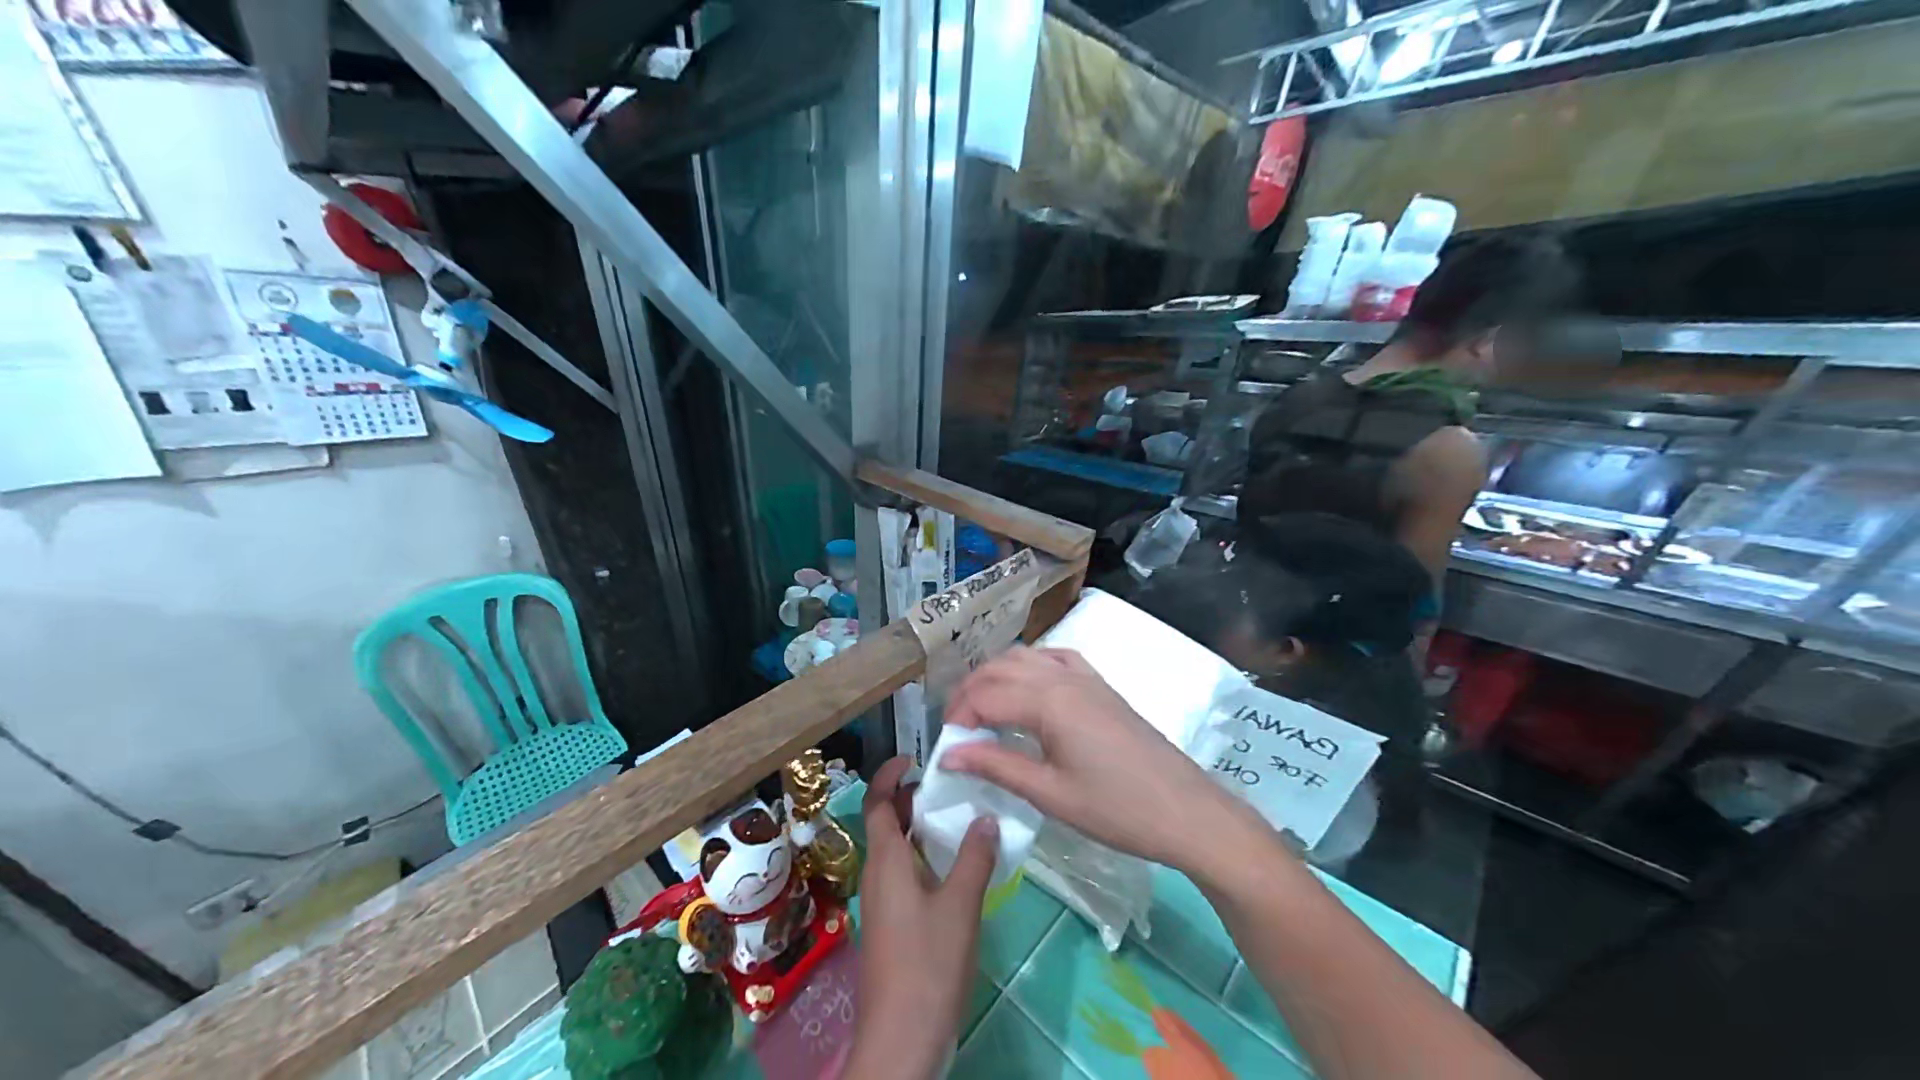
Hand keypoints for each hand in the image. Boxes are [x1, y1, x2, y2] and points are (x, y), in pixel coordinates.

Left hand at [843, 757, 997, 1079]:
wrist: (902, 1037)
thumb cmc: (928, 963)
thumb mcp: (960, 905)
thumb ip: (974, 857)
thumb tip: (985, 816)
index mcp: (886, 860)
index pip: (875, 802)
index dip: (888, 775)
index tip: (914, 757)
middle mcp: (879, 874)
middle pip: (886, 822)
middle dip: (912, 798)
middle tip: (950, 784)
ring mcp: (884, 901)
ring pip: (898, 849)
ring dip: (922, 827)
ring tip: (961, 816)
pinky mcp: (894, 924)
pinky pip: (906, 873)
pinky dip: (927, 856)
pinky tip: (959, 866)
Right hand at [941, 647, 1267, 875]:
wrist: (1186, 811)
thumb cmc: (1116, 809)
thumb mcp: (1050, 794)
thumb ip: (996, 766)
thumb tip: (948, 754)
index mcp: (1049, 701)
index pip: (985, 696)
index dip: (958, 718)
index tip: (947, 749)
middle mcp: (1063, 677)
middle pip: (999, 669)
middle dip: (969, 694)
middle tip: (957, 732)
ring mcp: (1085, 677)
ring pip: (1025, 658)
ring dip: (995, 678)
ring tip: (982, 713)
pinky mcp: (1100, 685)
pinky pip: (1055, 659)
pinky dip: (1029, 667)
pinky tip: (1025, 690)